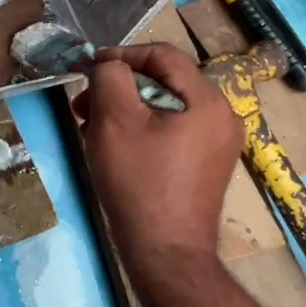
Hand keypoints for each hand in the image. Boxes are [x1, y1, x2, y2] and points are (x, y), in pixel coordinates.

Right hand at [73, 43, 242, 272]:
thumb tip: (109, 65)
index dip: (121, 55)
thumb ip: (110, 76)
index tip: (87, 69)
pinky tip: (114, 146)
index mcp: (207, 101)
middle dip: (118, 86)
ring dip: (124, 107)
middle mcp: (222, 117)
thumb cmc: (138, 180)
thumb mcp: (115, 119)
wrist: (165, 251)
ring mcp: (217, 143)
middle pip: (162, 80)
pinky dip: (140, 128)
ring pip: (163, 105)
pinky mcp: (206, 163)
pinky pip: (170, 128)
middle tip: (83, 104)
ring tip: (92, 127)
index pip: (162, 54)